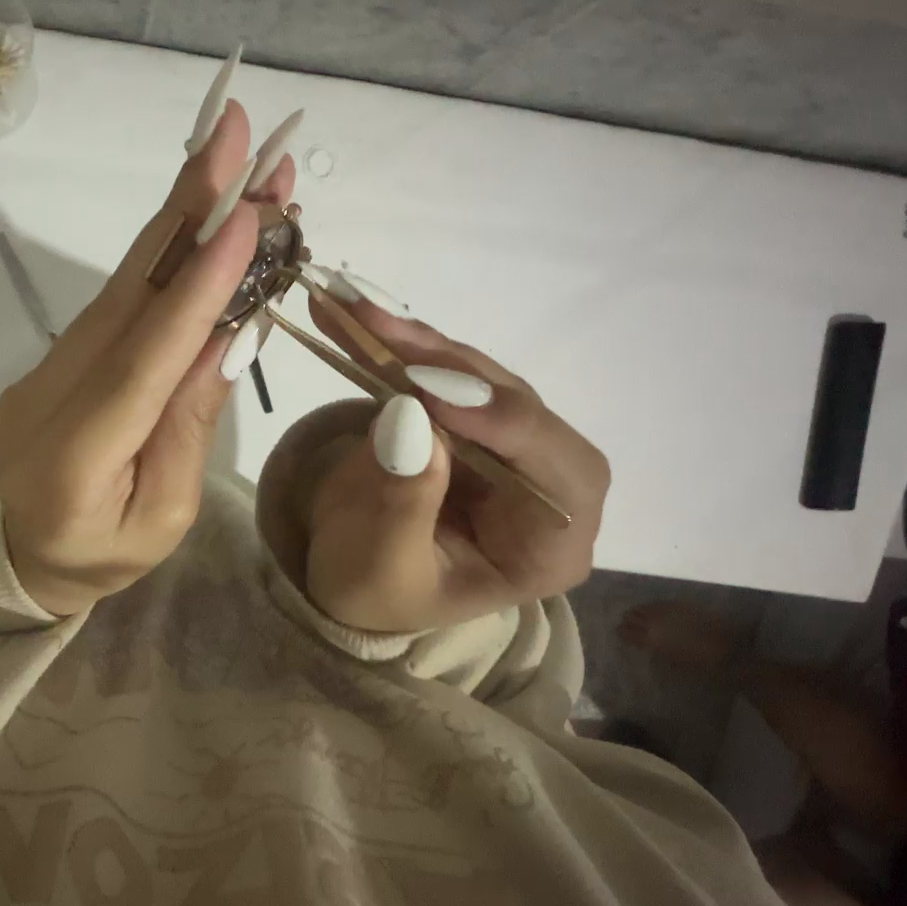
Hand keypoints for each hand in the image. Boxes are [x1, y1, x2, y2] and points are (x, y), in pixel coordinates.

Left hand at [0, 100, 296, 615]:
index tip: (244, 218)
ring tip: (229, 158)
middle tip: (235, 134)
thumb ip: (186, 431)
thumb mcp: (159, 519)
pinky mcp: (45, 361)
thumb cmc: (94, 556)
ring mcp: (37, 374)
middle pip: (122, 301)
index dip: (194, 290)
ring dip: (176, 222)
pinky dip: (155, 259)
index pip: (141, 364)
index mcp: (74, 462)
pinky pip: (108, 305)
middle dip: (184, 215)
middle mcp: (44, 402)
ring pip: (115, 290)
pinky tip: (194, 219)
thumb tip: (227, 338)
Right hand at [273, 280, 609, 632]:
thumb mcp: (381, 569)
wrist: (345, 582)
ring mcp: (503, 445)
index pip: (561, 474)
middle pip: (518, 410)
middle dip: (446, 369)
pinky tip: (352, 313)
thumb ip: (402, 503)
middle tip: (379, 332)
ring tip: (352, 310)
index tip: (431, 395)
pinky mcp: (461, 418)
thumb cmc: (372, 594)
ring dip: (413, 343)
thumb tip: (407, 416)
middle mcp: (544, 486)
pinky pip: (435, 371)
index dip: (506, 424)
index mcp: (550, 546)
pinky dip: (392, 343)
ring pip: (474, 378)